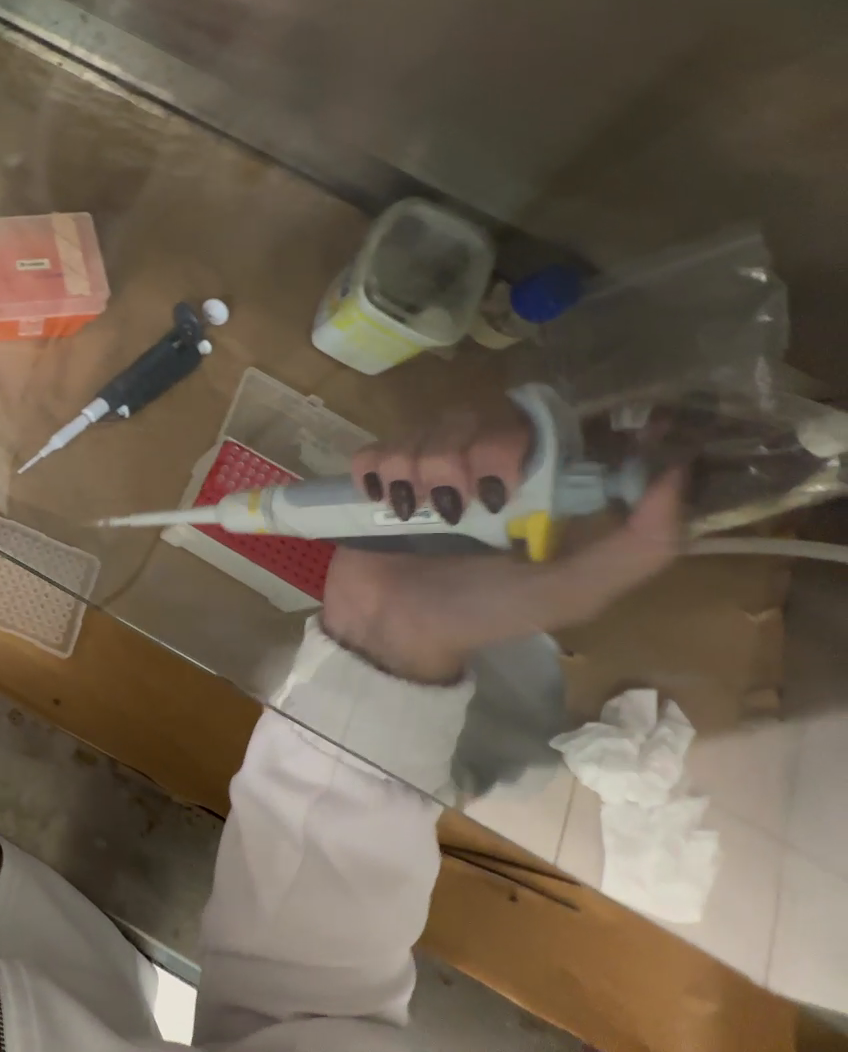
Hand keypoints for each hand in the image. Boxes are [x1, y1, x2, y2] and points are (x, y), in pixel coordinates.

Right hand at [325, 416, 685, 683]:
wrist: (395, 631)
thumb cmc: (482, 614)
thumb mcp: (573, 591)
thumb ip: (639, 546)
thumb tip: (678, 471)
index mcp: (532, 488)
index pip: (538, 425)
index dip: (523, 439)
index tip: (510, 478)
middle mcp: (478, 471)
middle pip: (473, 420)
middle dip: (465, 460)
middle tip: (461, 506)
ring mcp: (423, 475)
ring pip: (423, 433)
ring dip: (417, 471)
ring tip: (413, 513)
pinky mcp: (373, 483)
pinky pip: (374, 450)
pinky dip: (375, 472)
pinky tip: (383, 502)